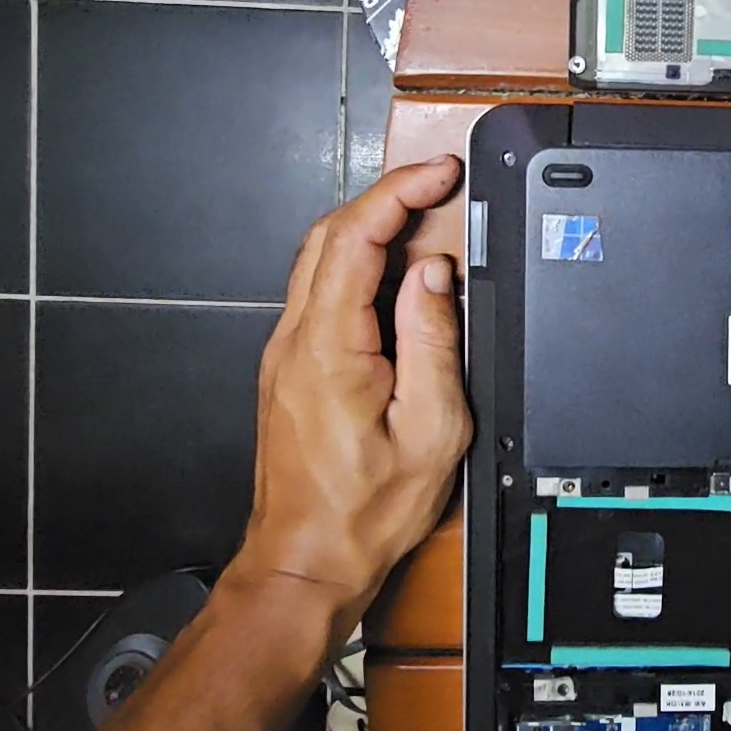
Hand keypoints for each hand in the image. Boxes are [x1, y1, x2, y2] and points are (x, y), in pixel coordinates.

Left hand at [234, 155, 472, 609]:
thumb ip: (434, 339)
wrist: (308, 557)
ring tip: (429, 219)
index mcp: (329, 348)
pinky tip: (401, 270)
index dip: (400, 191)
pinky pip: (327, 288)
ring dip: (376, 224)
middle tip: (439, 184)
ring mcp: (289, 349)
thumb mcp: (433, 426)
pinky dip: (365, 259)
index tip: (441, 174)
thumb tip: (435, 272)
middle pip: (331, 233)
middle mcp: (297, 339)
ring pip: (325, 255)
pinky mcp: (296, 361)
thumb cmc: (367, 507)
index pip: (357, 237)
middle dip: (388, 194)